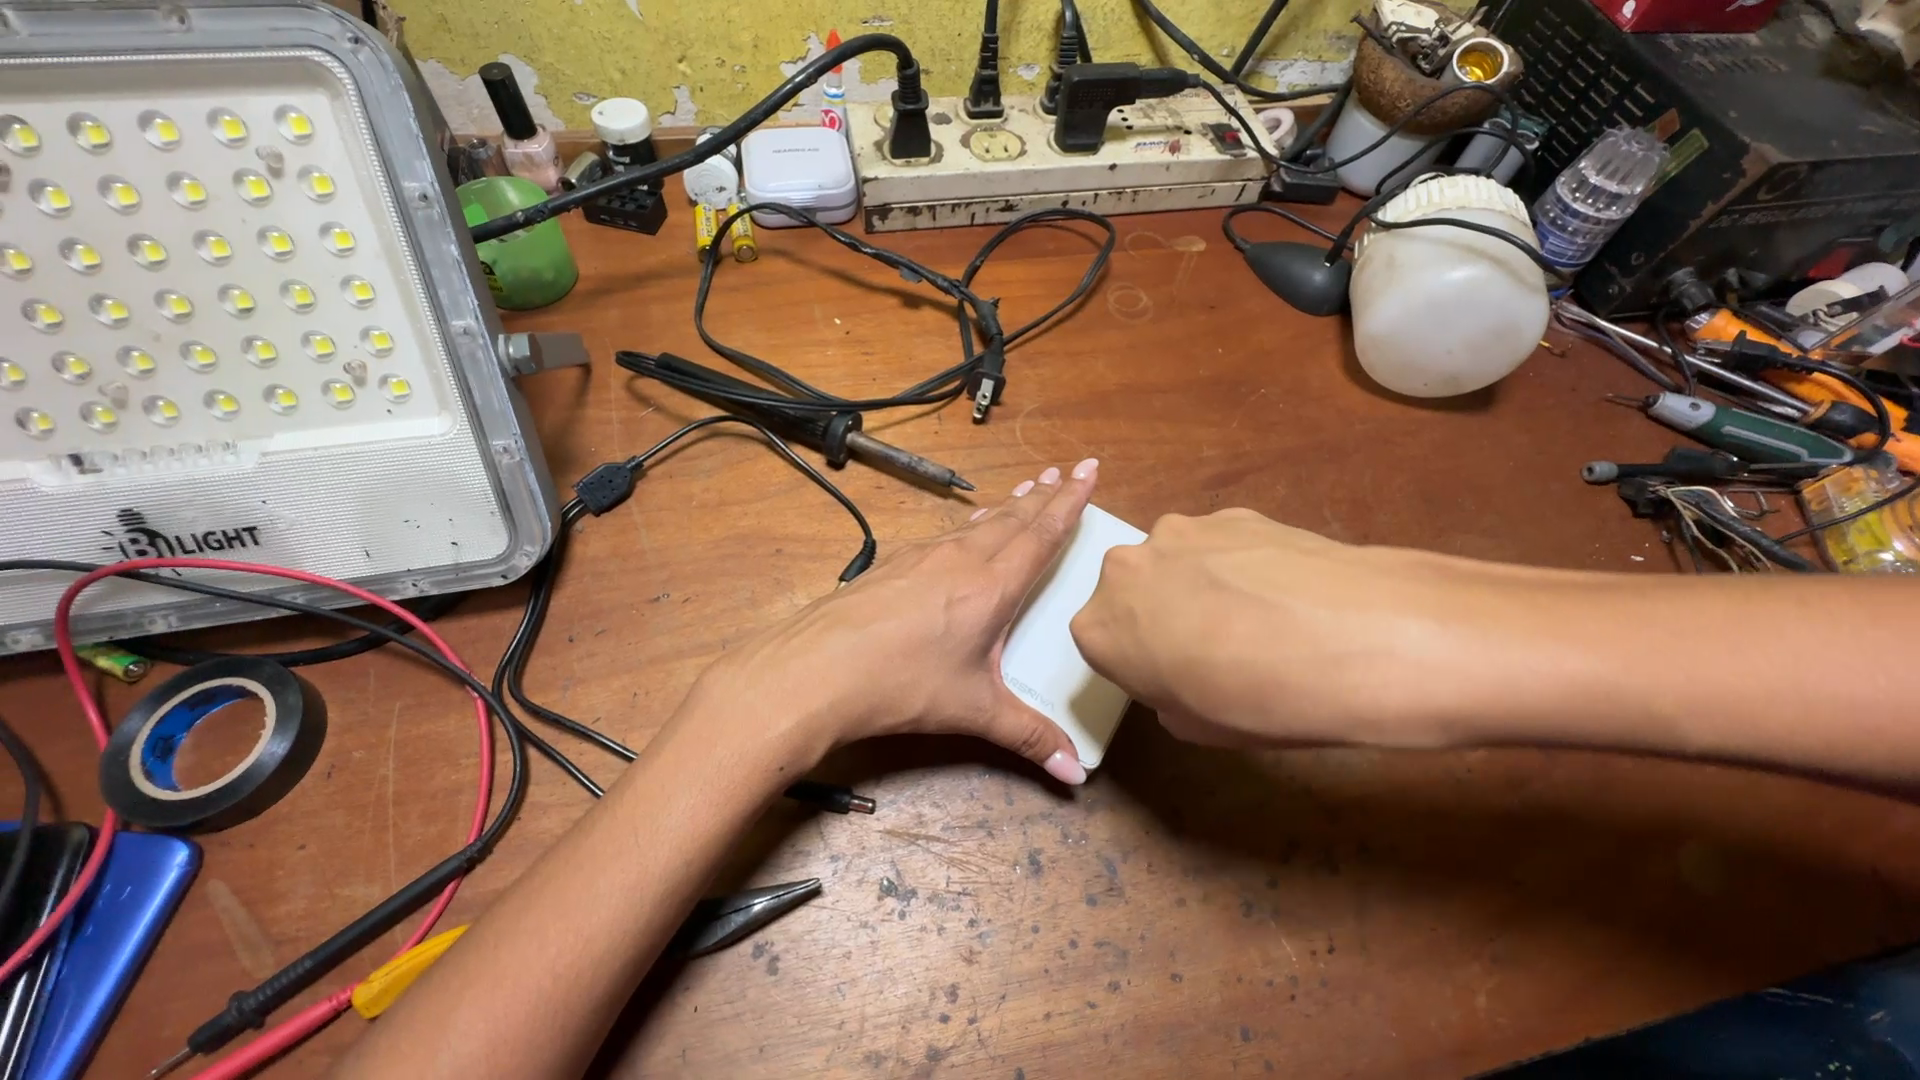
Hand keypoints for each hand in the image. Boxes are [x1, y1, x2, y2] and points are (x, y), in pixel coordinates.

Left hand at [688, 459, 1102, 784]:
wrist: (815, 670)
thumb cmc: (901, 686)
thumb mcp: (973, 712)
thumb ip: (1029, 737)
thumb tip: (1075, 774)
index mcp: (992, 587)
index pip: (1042, 535)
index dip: (1070, 502)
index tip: (1088, 470)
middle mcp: (960, 560)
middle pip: (1011, 518)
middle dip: (1043, 494)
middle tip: (1064, 471)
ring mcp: (921, 558)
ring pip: (976, 522)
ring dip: (1006, 506)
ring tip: (1024, 489)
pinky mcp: (892, 565)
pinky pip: (944, 535)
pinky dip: (968, 525)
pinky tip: (962, 531)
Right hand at [1071, 509, 1493, 749]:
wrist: (1355, 639)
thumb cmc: (1258, 700)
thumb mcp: (1196, 726)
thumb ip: (1166, 694)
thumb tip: (1183, 671)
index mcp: (1099, 627)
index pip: (1102, 643)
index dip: (1138, 663)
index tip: (1175, 678)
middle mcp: (1123, 569)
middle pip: (1132, 592)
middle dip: (1160, 614)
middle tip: (1213, 647)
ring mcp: (1179, 531)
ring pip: (1175, 562)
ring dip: (1199, 584)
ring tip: (1259, 617)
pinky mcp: (1233, 511)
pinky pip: (1220, 544)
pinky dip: (1240, 564)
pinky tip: (1285, 592)